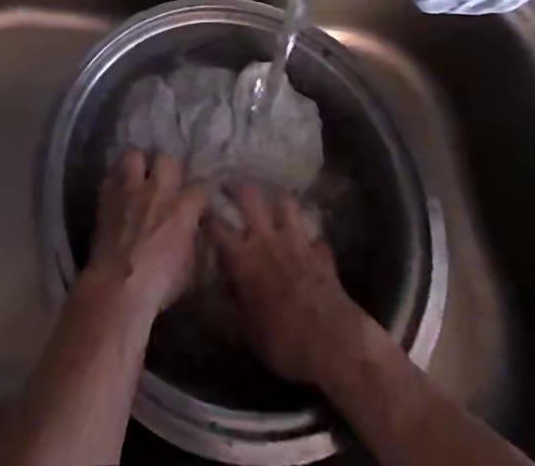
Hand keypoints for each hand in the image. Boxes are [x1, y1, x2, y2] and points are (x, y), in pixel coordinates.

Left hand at [84, 150, 209, 315]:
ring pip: (134, 156)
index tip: (201, 198)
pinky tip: (118, 190)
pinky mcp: (106, 197)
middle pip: (168, 159)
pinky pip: (110, 176)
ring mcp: (129, 190)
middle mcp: (157, 190)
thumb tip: (196, 228)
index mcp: (183, 207)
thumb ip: (195, 239)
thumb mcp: (191, 266)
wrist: (118, 287)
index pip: (202, 185)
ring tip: (140, 174)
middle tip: (169, 181)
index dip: (203, 191)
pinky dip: (116, 180)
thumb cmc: (160, 283)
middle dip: (171, 167)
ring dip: (139, 163)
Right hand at [209, 184, 372, 386]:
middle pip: (251, 197)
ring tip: (273, 204)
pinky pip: (314, 234)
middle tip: (235, 189)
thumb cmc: (282, 341)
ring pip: (286, 203)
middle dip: (241, 189)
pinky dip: (310, 236)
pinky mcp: (321, 252)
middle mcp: (267, 241)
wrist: (333, 343)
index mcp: (242, 259)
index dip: (207, 216)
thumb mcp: (247, 330)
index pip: (217, 227)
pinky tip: (309, 242)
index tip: (201, 212)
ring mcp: (297, 242)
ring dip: (278, 202)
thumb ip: (236, 301)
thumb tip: (228, 287)